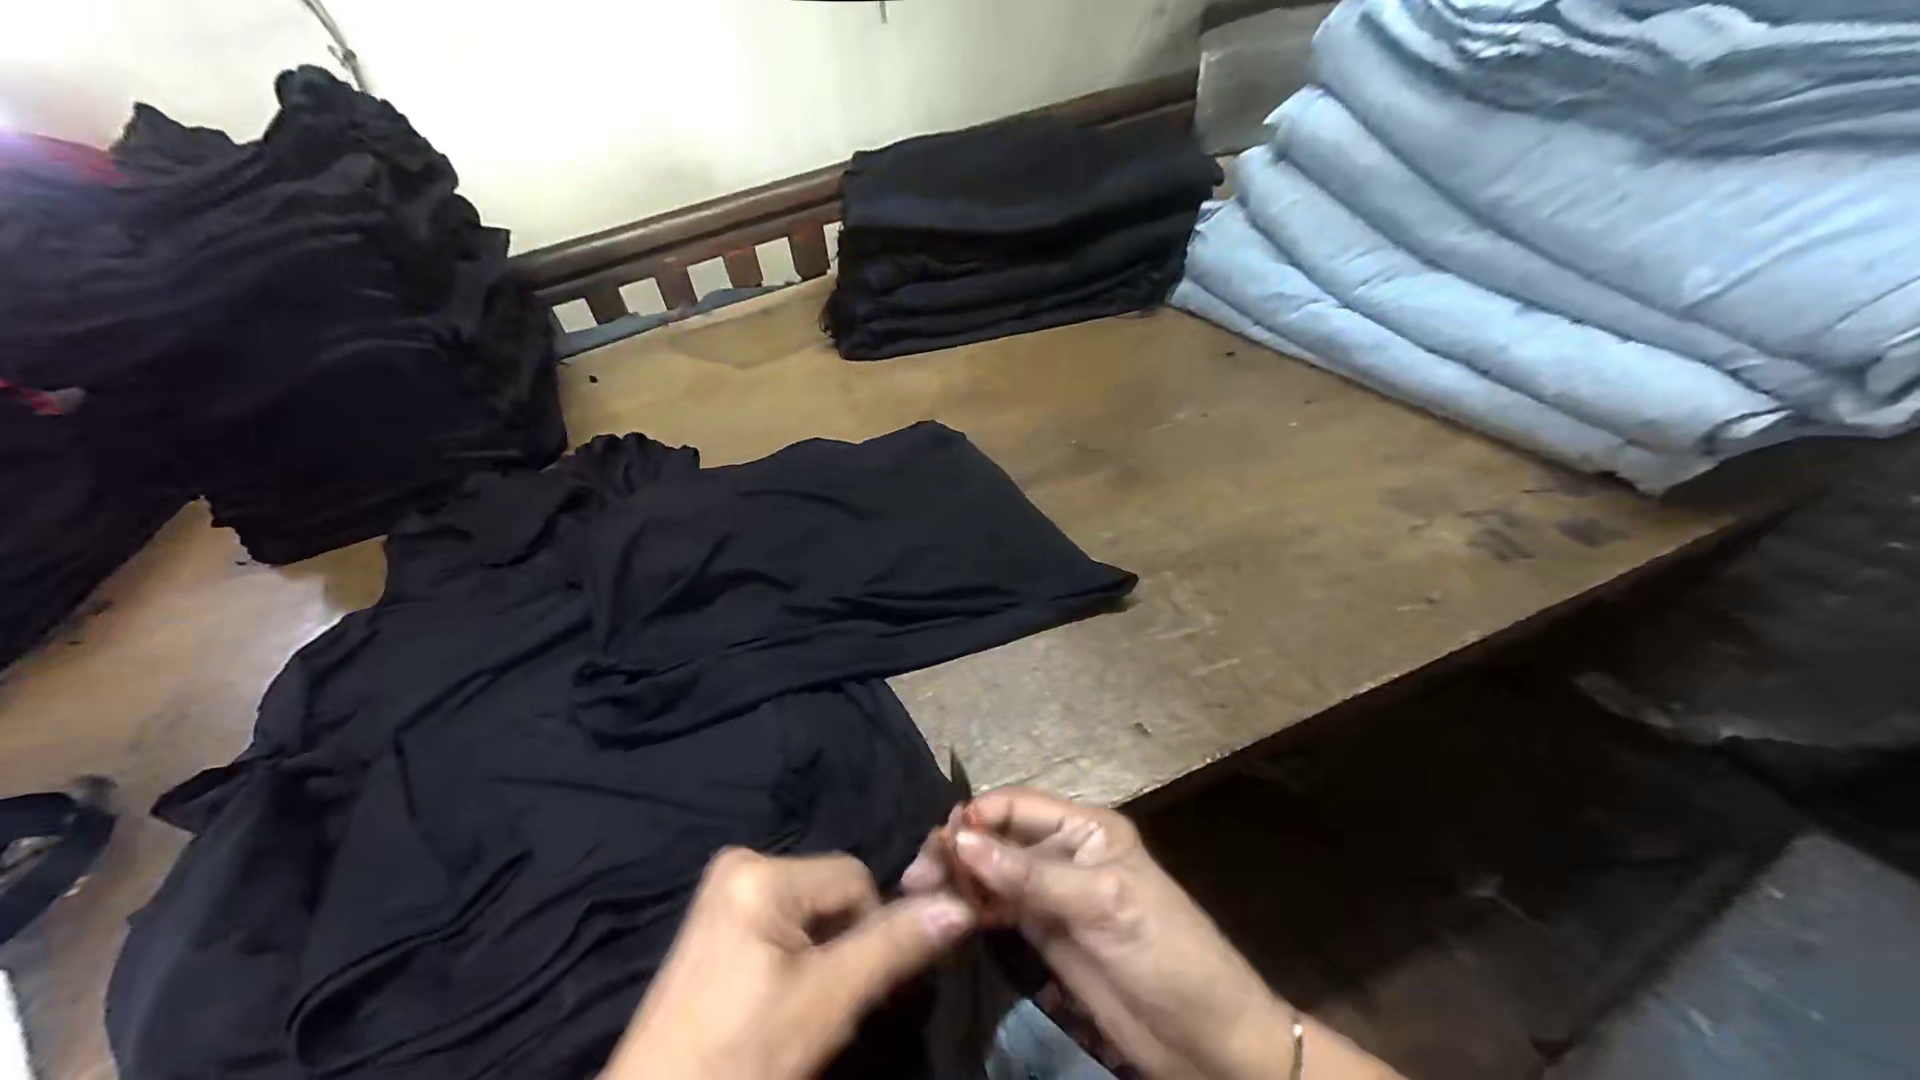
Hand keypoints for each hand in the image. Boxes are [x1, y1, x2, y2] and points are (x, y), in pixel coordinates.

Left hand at [600, 848, 975, 1079]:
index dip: (869, 933)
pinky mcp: (715, 918)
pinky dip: (796, 955)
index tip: (854, 992)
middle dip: (843, 944)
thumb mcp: (827, 1003)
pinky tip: (775, 1000)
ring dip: (822, 953)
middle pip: (832, 892)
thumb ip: (894, 946)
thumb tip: (961, 905)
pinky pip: (782, 920)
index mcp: (760, 871)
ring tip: (797, 1008)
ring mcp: (722, 890)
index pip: (855, 879)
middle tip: (822, 1006)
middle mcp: (738, 862)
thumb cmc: (741, 1061)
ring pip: (811, 909)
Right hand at [902, 789, 1328, 1079]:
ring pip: (994, 871)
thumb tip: (961, 840)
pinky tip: (951, 914)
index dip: (977, 817)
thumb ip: (1031, 875)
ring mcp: (1052, 892)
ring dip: (960, 878)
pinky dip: (974, 906)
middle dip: (960, 847)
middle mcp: (1064, 850)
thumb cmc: (1165, 953)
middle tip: (918, 876)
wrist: (1207, 1038)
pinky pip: (1001, 906)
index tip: (939, 842)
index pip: (1017, 805)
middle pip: (999, 836)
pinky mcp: (1045, 930)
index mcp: (1086, 828)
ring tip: (921, 895)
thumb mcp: (1102, 905)